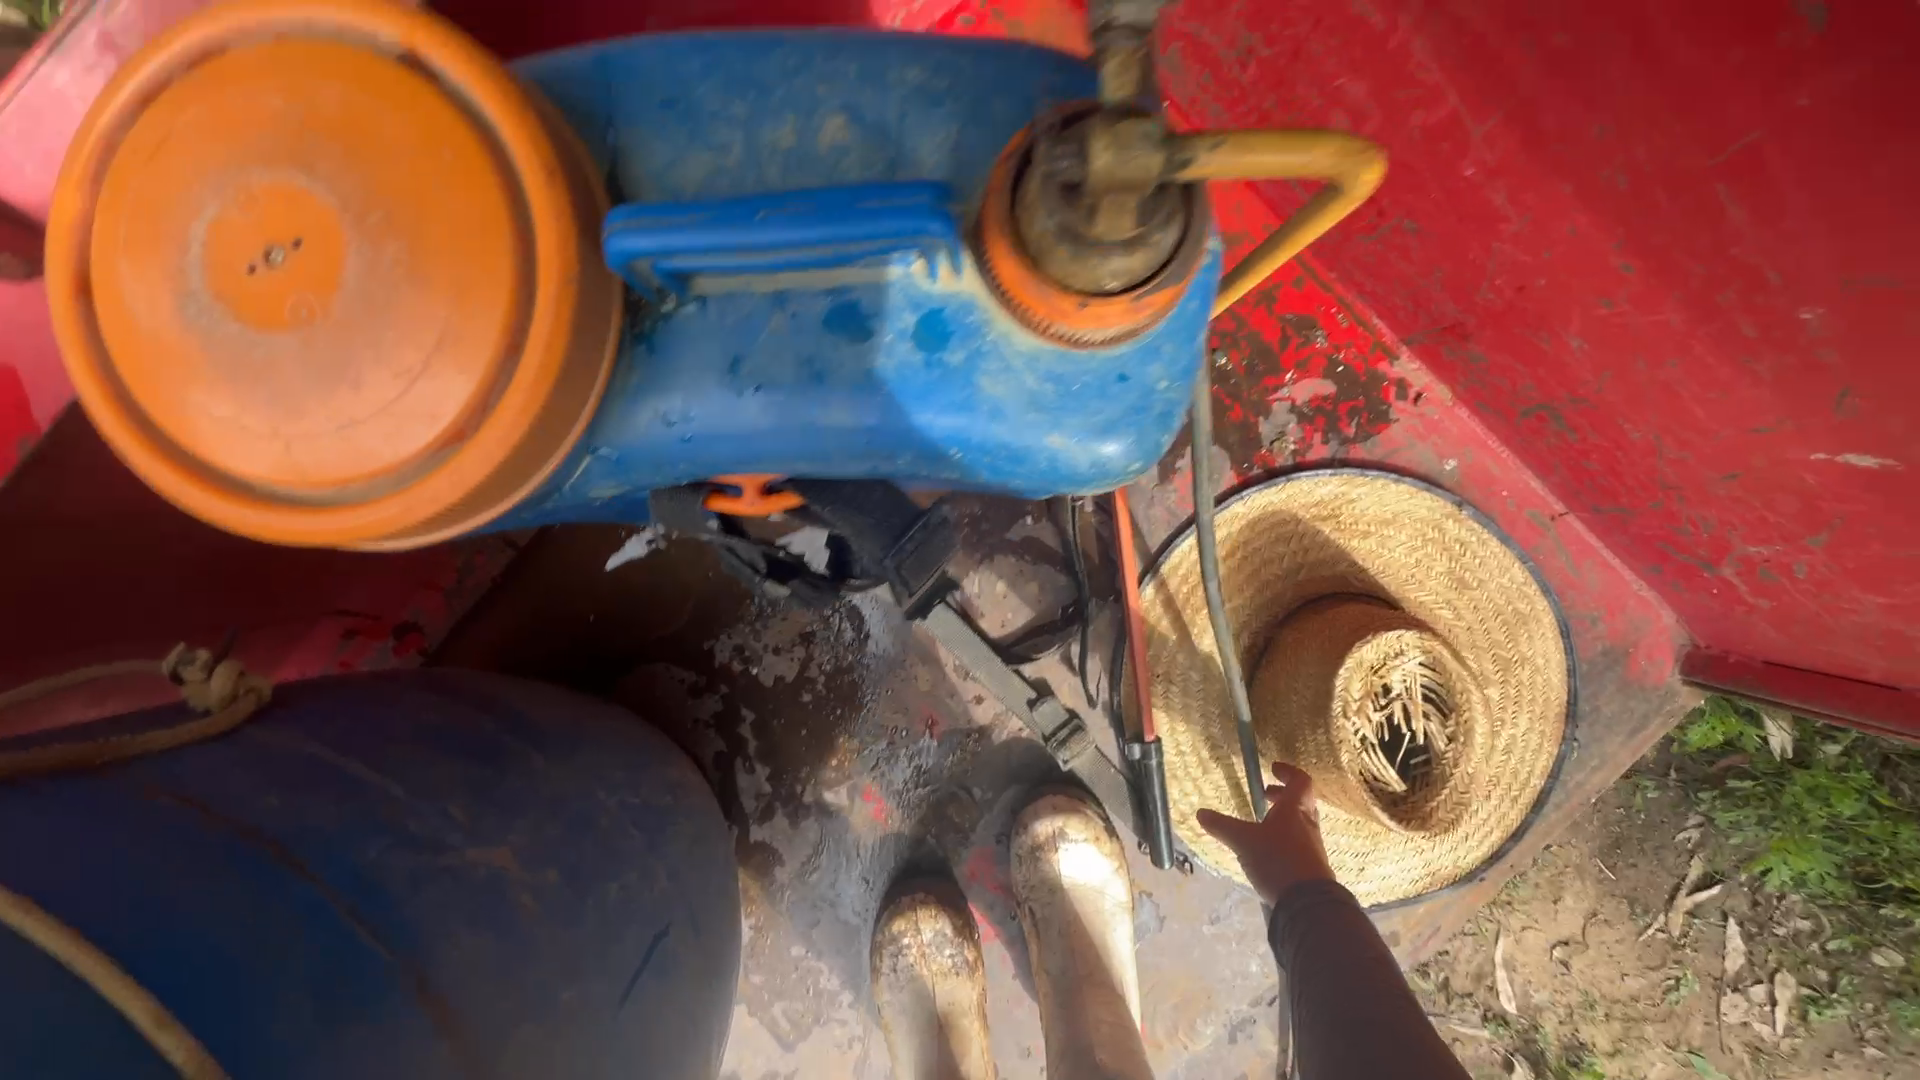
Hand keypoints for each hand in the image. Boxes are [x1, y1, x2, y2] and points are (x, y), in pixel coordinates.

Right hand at [1195, 761, 1335, 905]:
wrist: (1308, 904)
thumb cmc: (1278, 859)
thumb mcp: (1243, 840)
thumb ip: (1222, 826)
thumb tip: (1200, 813)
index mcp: (1295, 810)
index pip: (1300, 781)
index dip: (1288, 772)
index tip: (1273, 769)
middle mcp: (1307, 825)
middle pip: (1302, 802)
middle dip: (1283, 796)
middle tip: (1265, 795)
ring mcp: (1312, 848)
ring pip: (1301, 824)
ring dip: (1284, 819)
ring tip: (1262, 825)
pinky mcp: (1312, 869)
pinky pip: (1299, 845)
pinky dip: (1284, 841)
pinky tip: (1267, 852)